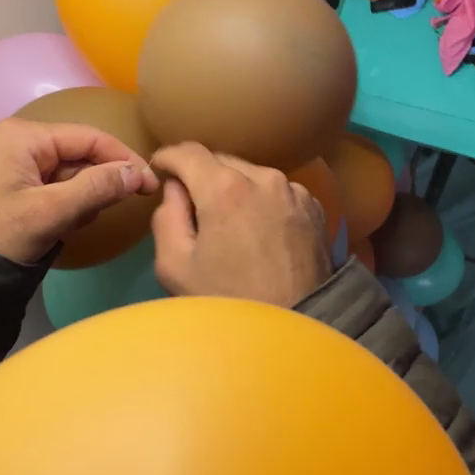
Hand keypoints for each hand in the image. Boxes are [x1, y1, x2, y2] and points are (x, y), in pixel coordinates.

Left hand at [0, 118, 157, 263]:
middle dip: (99, 183)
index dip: (125, 160)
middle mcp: (18, 141)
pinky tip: (60, 226)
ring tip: (76, 223)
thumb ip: (96, 189)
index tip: (150, 186)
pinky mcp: (6, 185)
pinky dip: (63, 205)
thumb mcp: (48, 213)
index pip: (91, 138)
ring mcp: (10, 163)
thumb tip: (138, 172)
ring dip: (81, 197)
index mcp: (25, 136)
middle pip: (79, 155)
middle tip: (113, 211)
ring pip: (67, 173)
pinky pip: (50, 187)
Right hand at [148, 142, 330, 307]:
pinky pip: (278, 192)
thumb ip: (166, 217)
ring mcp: (294, 190)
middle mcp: (264, 177)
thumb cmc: (228, 299)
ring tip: (229, 223)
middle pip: (222, 161)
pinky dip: (263, 202)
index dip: (168, 157)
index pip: (189, 152)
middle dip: (202, 177)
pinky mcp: (314, 206)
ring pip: (252, 175)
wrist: (298, 322)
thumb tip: (175, 189)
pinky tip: (260, 231)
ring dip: (236, 189)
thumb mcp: (176, 265)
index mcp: (226, 188)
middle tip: (192, 207)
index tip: (160, 170)